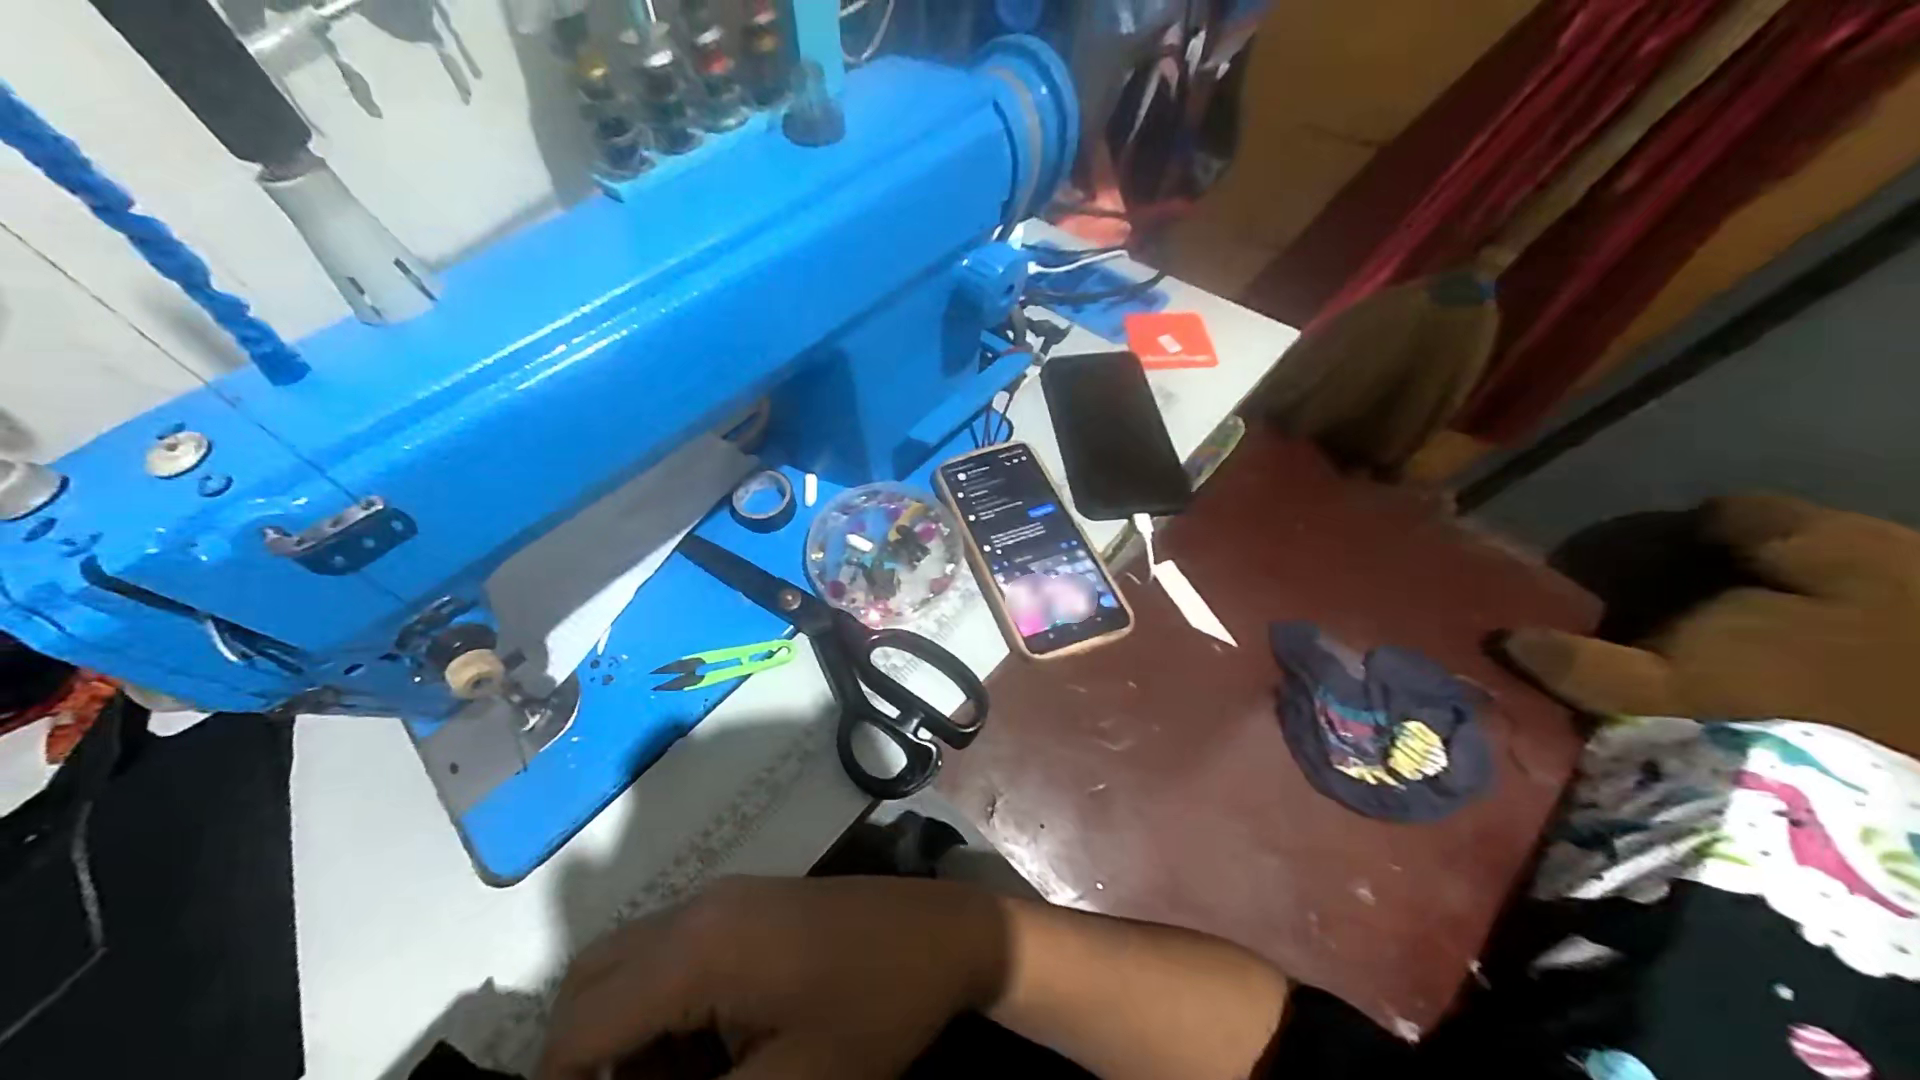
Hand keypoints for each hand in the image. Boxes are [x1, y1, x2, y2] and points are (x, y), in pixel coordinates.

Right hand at [536, 876, 1005, 1079]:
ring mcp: (724, 898)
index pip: (579, 1029)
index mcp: (695, 949)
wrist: (945, 933)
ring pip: (630, 965)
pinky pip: (674, 951)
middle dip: (589, 1059)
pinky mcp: (747, 902)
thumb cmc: (874, 1009)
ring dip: (629, 1031)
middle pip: (592, 984)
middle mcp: (696, 909)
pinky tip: (714, 1046)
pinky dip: (666, 1002)